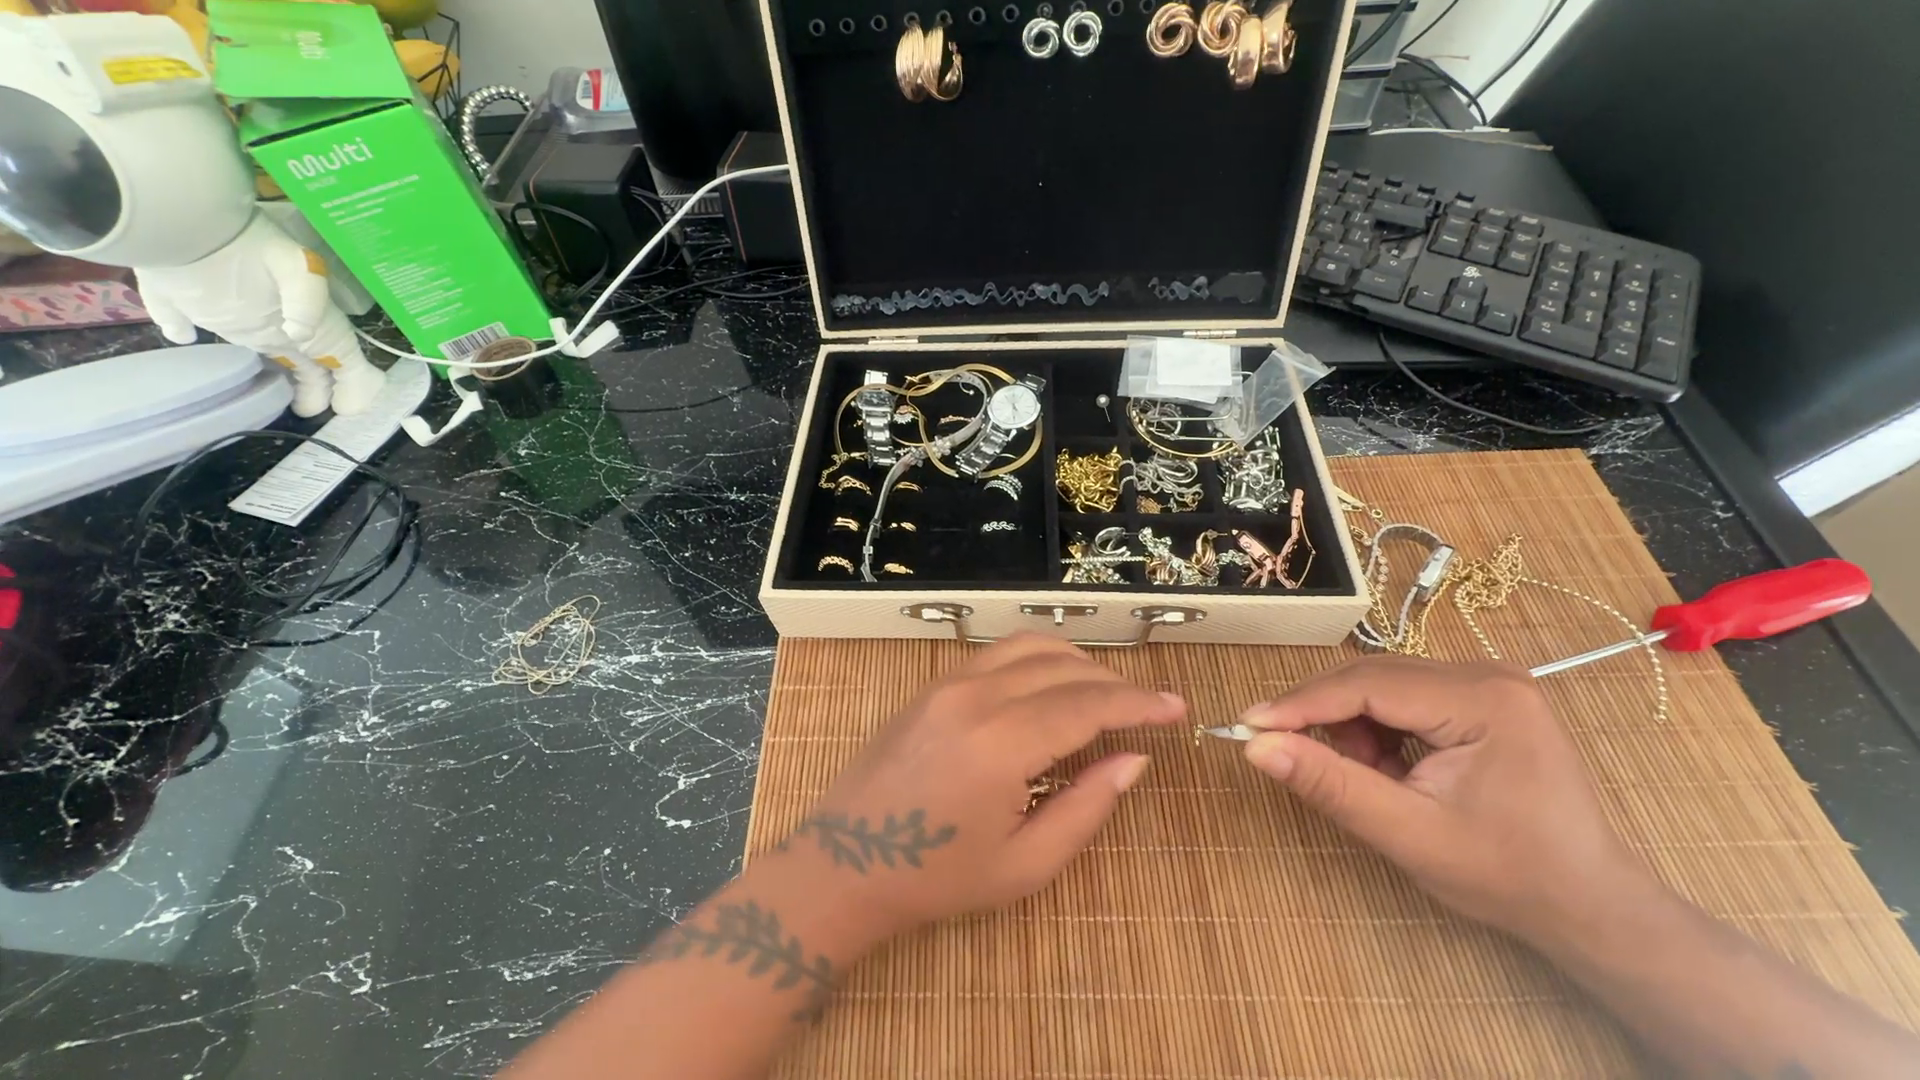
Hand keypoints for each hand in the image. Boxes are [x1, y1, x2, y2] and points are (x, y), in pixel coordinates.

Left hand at [783, 635, 1184, 938]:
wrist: (844, 864)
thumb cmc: (936, 877)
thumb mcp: (1024, 864)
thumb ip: (1086, 807)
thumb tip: (1133, 759)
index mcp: (999, 743)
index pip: (1087, 704)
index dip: (1139, 704)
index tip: (1176, 710)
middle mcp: (974, 697)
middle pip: (1063, 667)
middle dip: (1115, 684)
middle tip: (1149, 709)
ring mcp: (947, 684)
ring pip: (1029, 647)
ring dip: (1078, 662)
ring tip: (1107, 695)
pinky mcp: (930, 686)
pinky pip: (997, 655)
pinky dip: (1038, 661)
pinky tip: (1052, 689)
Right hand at [1238, 655, 1655, 945]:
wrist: (1586, 902)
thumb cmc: (1504, 875)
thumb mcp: (1406, 833)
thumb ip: (1329, 783)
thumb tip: (1255, 746)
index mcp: (1484, 699)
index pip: (1367, 684)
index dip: (1300, 704)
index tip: (1247, 726)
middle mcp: (1488, 673)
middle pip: (1373, 677)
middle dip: (1328, 718)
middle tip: (1294, 758)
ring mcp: (1489, 682)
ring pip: (1383, 685)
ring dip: (1354, 727)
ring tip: (1367, 780)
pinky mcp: (1484, 697)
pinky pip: (1404, 697)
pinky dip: (1379, 730)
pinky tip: (1389, 770)